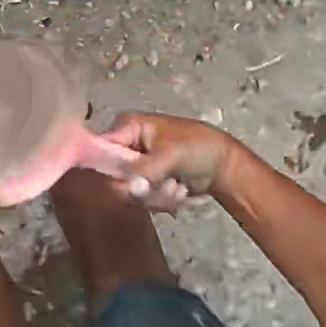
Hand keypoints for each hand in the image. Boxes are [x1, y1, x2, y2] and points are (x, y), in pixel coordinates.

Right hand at [100, 112, 254, 210]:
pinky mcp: (147, 182)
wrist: (224, 165)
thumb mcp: (168, 156)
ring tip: (177, 188)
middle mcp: (126, 145)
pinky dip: (163, 200)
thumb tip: (123, 187)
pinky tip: (180, 191)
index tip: (131, 183)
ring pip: (131, 192)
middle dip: (144, 187)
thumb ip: (142, 170)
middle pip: (116, 176)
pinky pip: (143, 199)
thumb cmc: (196, 148)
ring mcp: (136, 165)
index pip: (101, 148)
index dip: (110, 168)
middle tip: (167, 185)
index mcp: (127, 126)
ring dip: (157, 196)